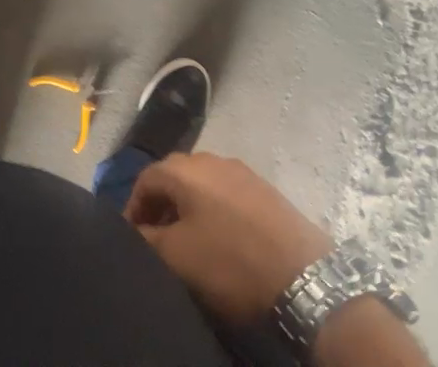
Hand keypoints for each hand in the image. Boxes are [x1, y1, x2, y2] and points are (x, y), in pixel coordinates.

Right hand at [124, 152, 333, 322]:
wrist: (304, 277)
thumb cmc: (230, 263)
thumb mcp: (176, 257)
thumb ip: (146, 239)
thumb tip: (134, 230)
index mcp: (186, 169)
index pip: (145, 179)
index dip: (134, 209)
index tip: (134, 240)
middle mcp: (213, 160)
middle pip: (174, 176)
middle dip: (160, 205)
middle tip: (157, 240)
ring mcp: (243, 172)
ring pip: (202, 184)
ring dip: (187, 207)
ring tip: (187, 241)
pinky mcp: (265, 189)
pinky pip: (226, 193)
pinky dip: (213, 210)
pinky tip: (219, 238)